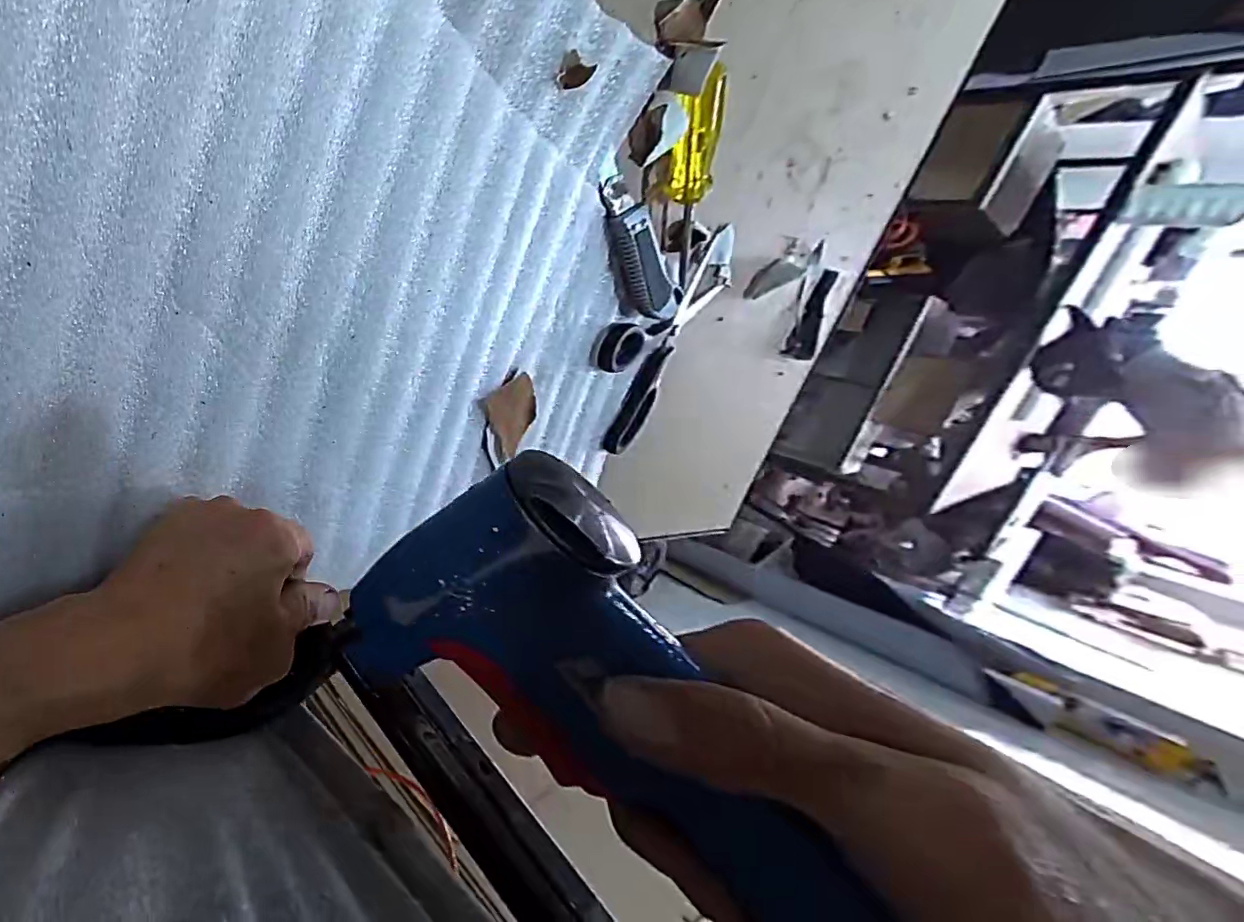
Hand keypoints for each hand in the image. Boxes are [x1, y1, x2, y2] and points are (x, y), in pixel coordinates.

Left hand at [89, 495, 341, 710]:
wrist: (126, 641)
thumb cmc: (214, 647)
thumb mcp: (277, 648)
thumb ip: (307, 614)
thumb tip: (325, 595)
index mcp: (274, 533)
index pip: (302, 550)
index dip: (292, 587)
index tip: (270, 618)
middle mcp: (237, 509)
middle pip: (262, 539)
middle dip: (259, 570)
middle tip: (238, 616)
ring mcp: (193, 512)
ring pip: (225, 538)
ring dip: (224, 562)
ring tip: (201, 605)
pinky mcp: (157, 524)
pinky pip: (191, 541)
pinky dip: (191, 559)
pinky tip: (176, 593)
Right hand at [580, 620, 1240, 921]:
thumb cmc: (1022, 872)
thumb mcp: (895, 797)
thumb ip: (755, 737)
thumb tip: (613, 696)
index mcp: (769, 676)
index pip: (646, 652)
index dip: (581, 675)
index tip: (526, 717)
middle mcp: (755, 720)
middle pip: (642, 731)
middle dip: (639, 791)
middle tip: (674, 851)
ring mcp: (766, 788)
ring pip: (668, 802)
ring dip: (689, 856)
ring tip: (754, 903)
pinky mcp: (778, 848)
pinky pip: (707, 857)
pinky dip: (712, 886)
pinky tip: (755, 909)